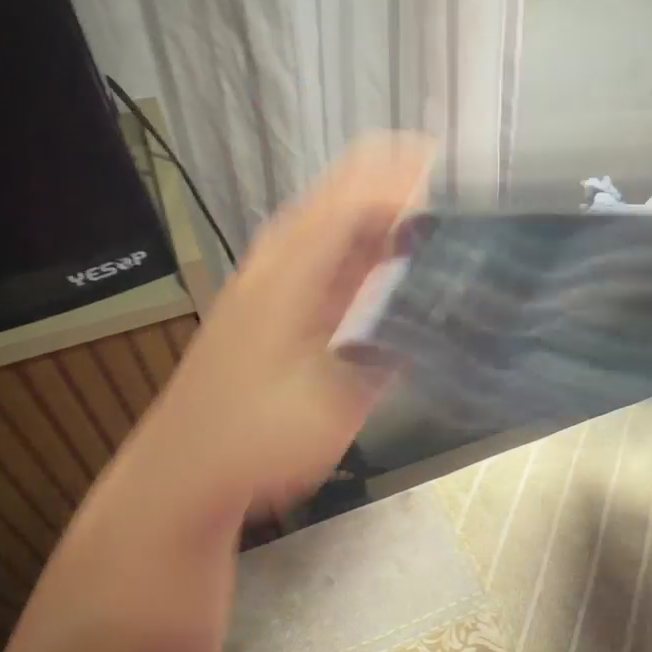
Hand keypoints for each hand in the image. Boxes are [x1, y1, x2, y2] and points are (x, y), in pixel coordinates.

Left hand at [137, 133, 431, 512]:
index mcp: (293, 267)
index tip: (468, 181)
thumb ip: (390, 352)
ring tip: (449, 231)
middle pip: (347, 195)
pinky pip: (330, 259)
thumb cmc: (255, 440)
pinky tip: (401, 271)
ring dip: (390, 222)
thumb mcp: (336, 404)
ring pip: (339, 226)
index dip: (413, 178)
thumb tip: (439, 314)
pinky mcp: (276, 304)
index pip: (360, 192)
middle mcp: (282, 259)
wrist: (183, 473)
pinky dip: (369, 255)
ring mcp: (275, 280)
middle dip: (405, 191)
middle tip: (467, 209)